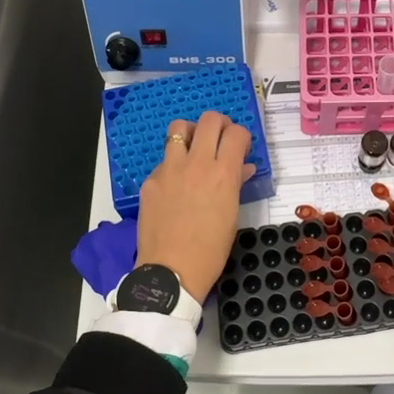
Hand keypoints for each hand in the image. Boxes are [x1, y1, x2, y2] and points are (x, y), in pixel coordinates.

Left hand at [136, 112, 255, 302]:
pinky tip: (175, 184)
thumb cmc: (211, 250)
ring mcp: (170, 170)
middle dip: (219, 124)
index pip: (236, 133)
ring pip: (179, 128)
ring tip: (194, 148)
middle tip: (220, 138)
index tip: (240, 146)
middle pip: (209, 120)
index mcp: (223, 173)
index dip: (241, 136)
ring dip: (191, 133)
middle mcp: (197, 163)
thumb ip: (237, 184)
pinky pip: (164, 160)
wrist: (172, 272)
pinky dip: (173, 164)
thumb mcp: (232, 215)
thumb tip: (242, 168)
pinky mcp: (151, 181)